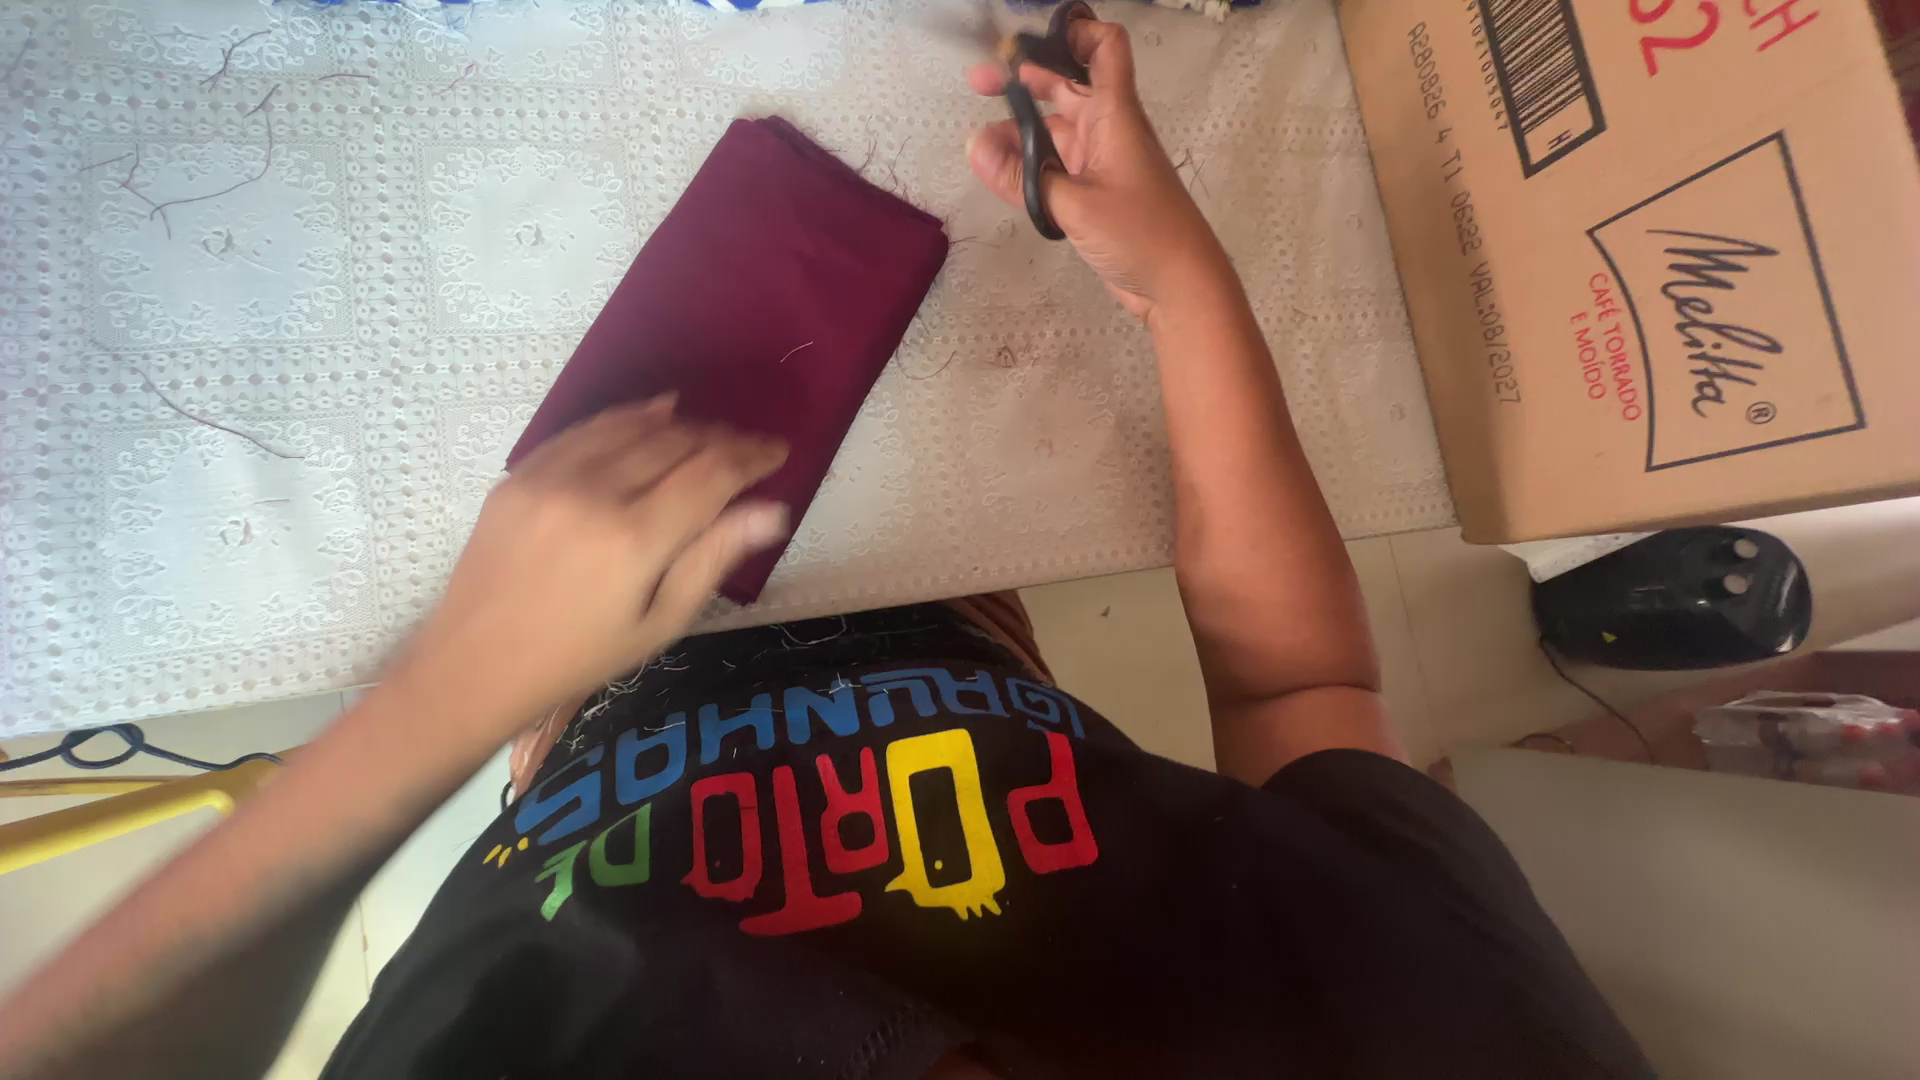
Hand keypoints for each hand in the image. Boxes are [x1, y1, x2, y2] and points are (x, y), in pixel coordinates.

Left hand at [397, 397, 789, 727]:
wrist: (474, 666)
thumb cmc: (582, 656)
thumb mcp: (663, 622)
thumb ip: (715, 557)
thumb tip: (772, 511)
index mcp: (636, 539)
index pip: (712, 473)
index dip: (752, 456)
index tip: (778, 451)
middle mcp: (595, 493)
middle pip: (678, 442)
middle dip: (725, 439)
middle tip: (752, 447)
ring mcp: (551, 477)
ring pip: (635, 428)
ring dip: (684, 425)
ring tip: (714, 434)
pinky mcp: (522, 473)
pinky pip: (587, 428)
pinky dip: (630, 416)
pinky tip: (658, 412)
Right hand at [965, 17, 1226, 320]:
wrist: (1178, 285)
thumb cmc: (1140, 234)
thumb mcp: (1076, 205)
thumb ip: (1024, 178)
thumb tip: (973, 147)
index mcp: (1114, 115)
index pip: (1103, 48)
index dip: (1073, 32)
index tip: (1029, 41)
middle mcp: (1107, 132)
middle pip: (1066, 88)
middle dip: (1025, 80)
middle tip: (979, 84)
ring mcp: (1101, 166)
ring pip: (1055, 134)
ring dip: (1021, 133)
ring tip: (981, 145)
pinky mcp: (1095, 198)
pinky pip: (1056, 170)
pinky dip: (1031, 168)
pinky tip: (1004, 176)